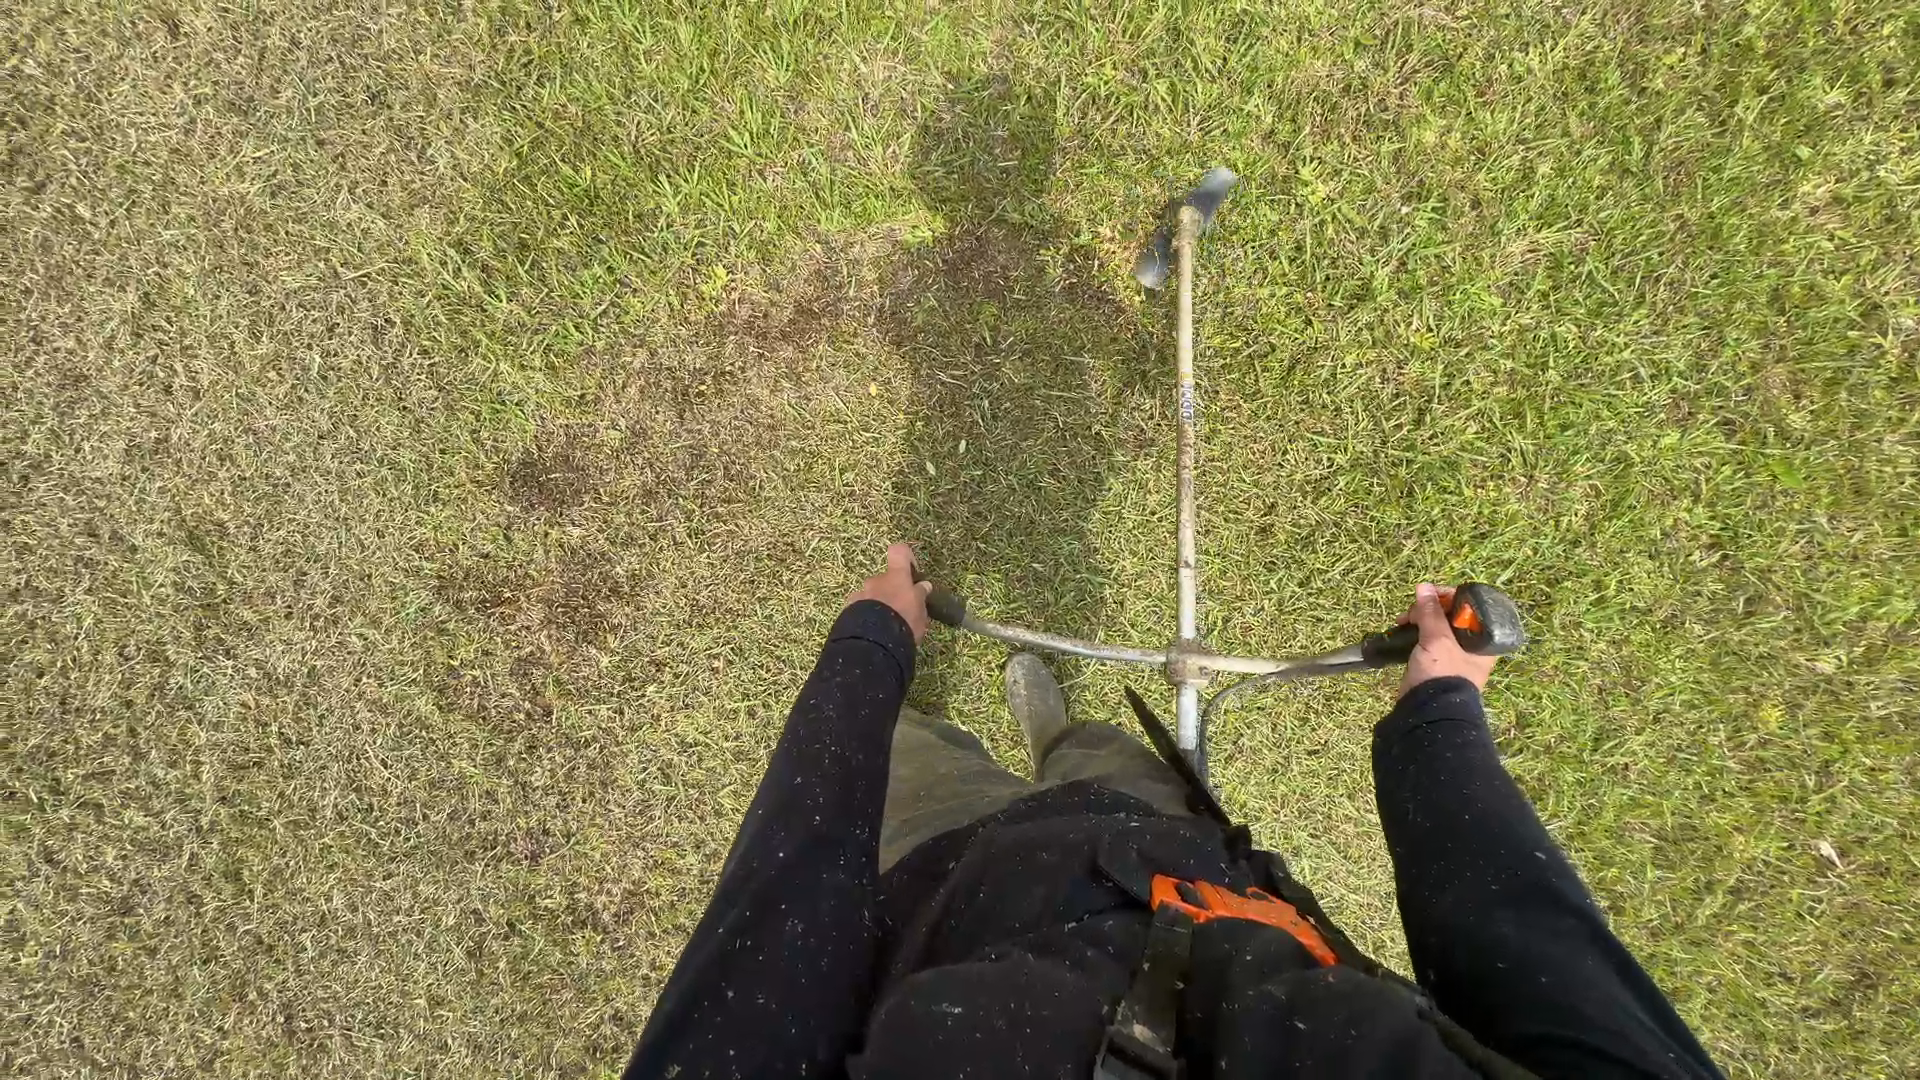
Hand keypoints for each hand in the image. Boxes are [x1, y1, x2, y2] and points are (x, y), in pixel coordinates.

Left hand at [846, 542, 934, 643]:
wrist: (874, 643)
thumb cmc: (903, 621)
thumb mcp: (920, 610)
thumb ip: (920, 595)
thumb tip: (923, 585)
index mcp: (896, 576)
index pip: (899, 552)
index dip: (906, 557)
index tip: (912, 571)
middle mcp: (876, 581)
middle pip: (885, 579)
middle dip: (891, 592)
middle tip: (901, 611)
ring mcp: (860, 595)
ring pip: (871, 594)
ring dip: (878, 605)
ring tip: (886, 625)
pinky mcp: (849, 610)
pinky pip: (860, 608)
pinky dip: (866, 616)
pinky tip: (873, 632)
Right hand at [1399, 583, 1498, 694]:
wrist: (1429, 707)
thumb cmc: (1442, 672)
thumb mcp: (1437, 640)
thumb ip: (1430, 613)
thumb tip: (1423, 587)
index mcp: (1483, 638)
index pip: (1469, 606)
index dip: (1448, 597)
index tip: (1427, 596)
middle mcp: (1472, 642)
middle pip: (1450, 613)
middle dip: (1427, 607)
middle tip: (1410, 613)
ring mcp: (1453, 650)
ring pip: (1435, 623)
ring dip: (1418, 617)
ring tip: (1402, 621)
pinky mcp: (1436, 658)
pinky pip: (1426, 635)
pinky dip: (1415, 629)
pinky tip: (1403, 629)